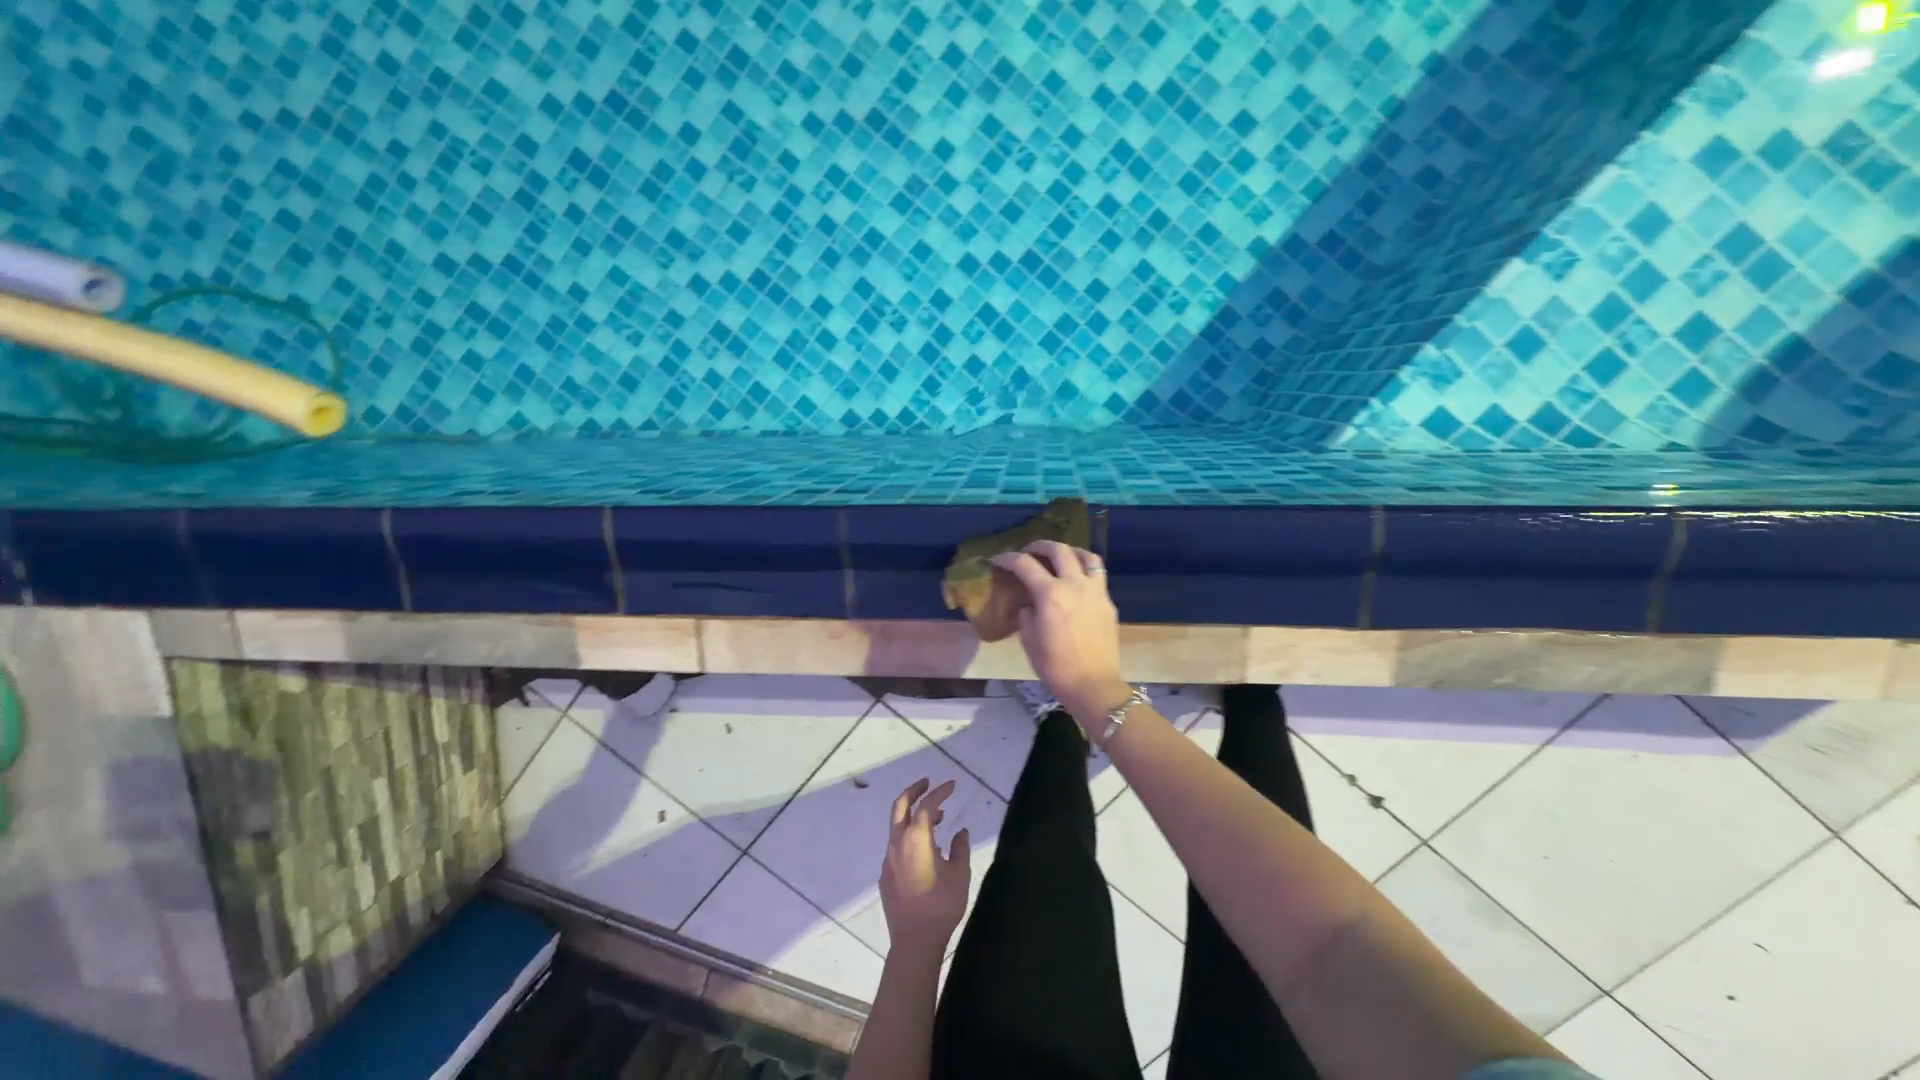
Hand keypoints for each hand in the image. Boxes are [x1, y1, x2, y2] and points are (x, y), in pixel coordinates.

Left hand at [878, 778, 971, 953]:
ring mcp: (888, 860)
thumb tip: (959, 831)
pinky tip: (926, 849)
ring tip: (937, 817)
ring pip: (897, 826)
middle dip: (914, 790)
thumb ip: (960, 848)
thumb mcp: (959, 874)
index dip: (939, 792)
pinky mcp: (885, 875)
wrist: (914, 940)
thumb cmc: (941, 905)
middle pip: (900, 806)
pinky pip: (896, 846)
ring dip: (913, 815)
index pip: (926, 806)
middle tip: (928, 782)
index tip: (952, 784)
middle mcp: (897, 844)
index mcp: (916, 839)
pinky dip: (909, 836)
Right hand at [990, 540, 1129, 717]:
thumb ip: (1027, 615)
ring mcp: (1096, 592)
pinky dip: (1084, 570)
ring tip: (1061, 556)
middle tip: (1029, 551)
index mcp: (1051, 594)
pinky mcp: (1108, 603)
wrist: (1093, 684)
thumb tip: (1030, 604)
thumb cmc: (1055, 666)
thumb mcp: (1030, 640)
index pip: (1025, 564)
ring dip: (1070, 551)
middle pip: (1058, 550)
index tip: (998, 559)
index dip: (1007, 558)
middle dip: (1040, 545)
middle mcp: (1075, 585)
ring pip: (1087, 556)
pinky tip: (1076, 582)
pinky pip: (1098, 576)